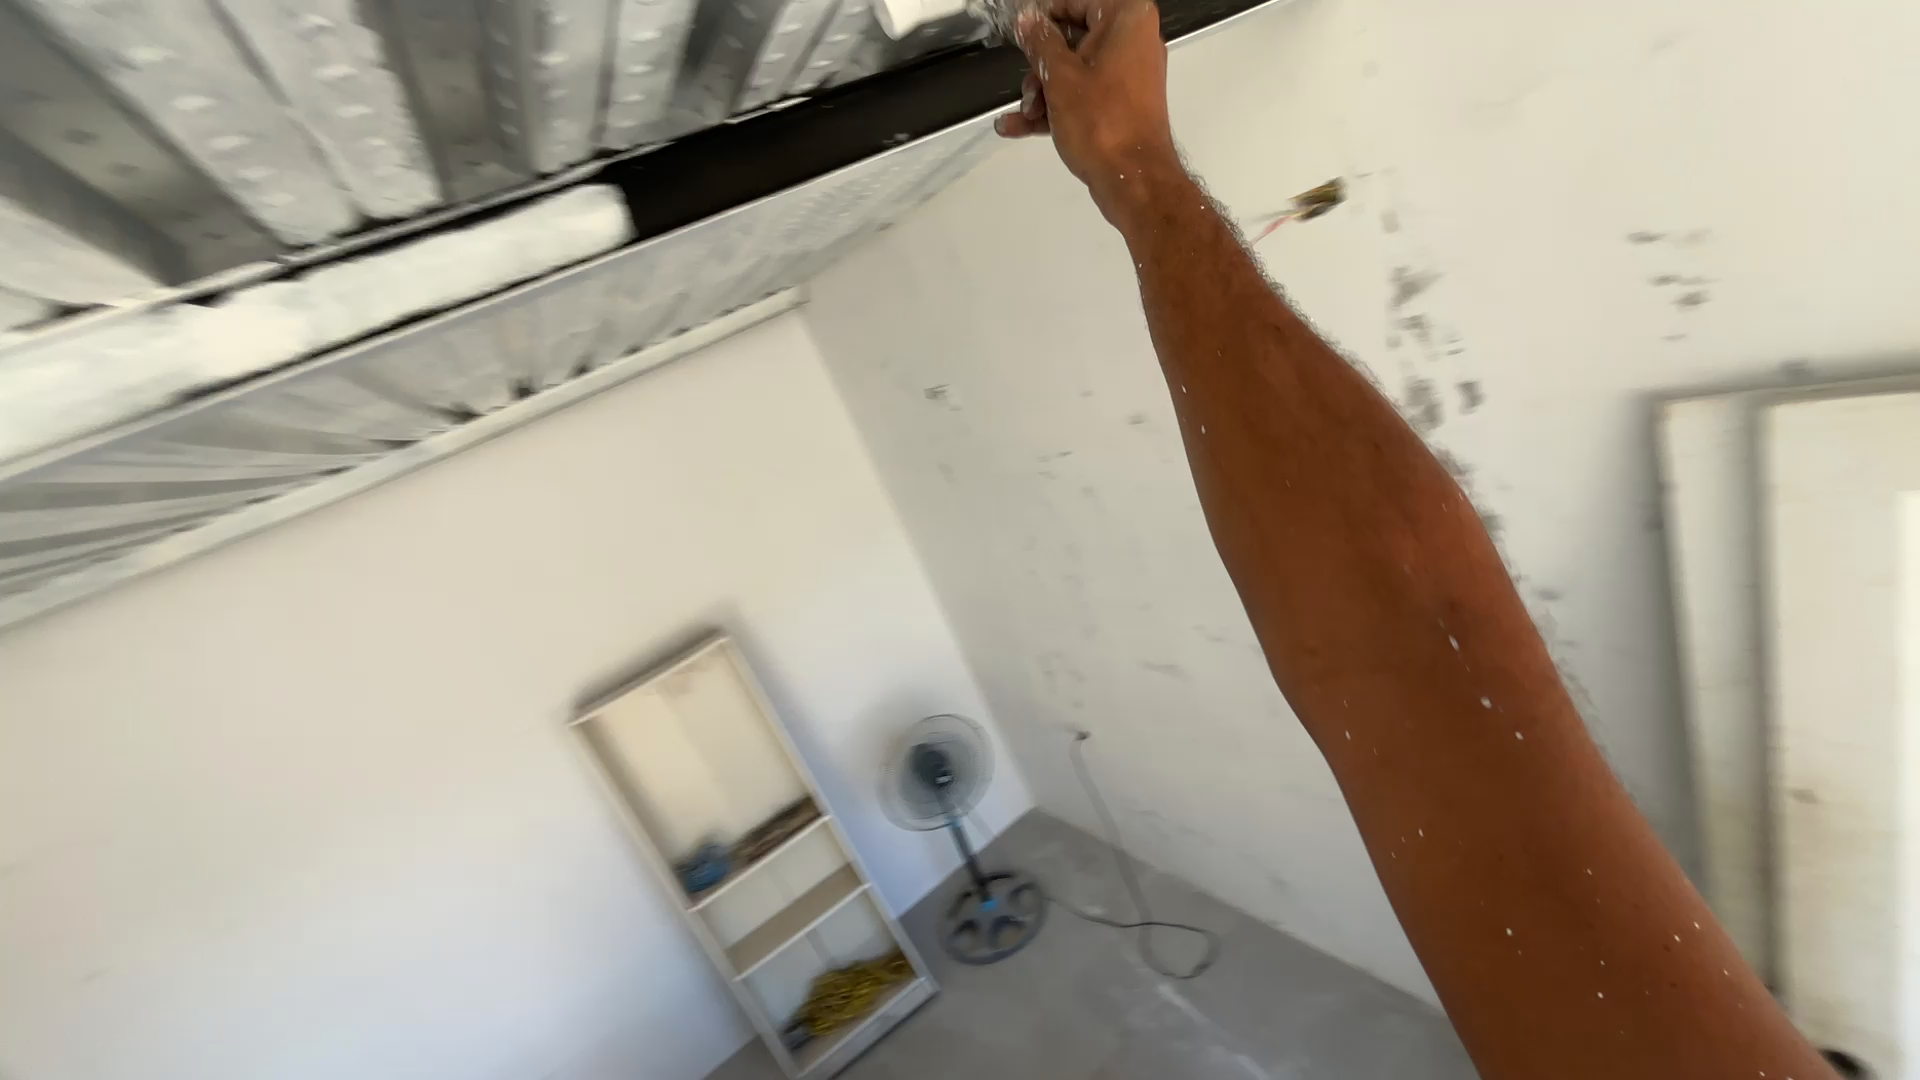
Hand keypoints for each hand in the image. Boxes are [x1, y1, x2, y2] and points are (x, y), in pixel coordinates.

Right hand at [994, 0, 1180, 225]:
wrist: (1133, 181)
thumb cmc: (1101, 123)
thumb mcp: (1060, 77)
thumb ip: (1040, 43)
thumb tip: (1027, 20)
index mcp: (1126, 17)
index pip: (1076, 2)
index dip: (1043, 18)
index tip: (1020, 33)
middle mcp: (1133, 40)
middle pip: (1073, 41)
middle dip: (1040, 69)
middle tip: (1027, 93)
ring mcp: (1128, 77)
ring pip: (1074, 74)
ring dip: (1042, 95)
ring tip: (1022, 118)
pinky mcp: (1121, 108)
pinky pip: (1083, 99)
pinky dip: (1055, 111)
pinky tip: (1018, 126)